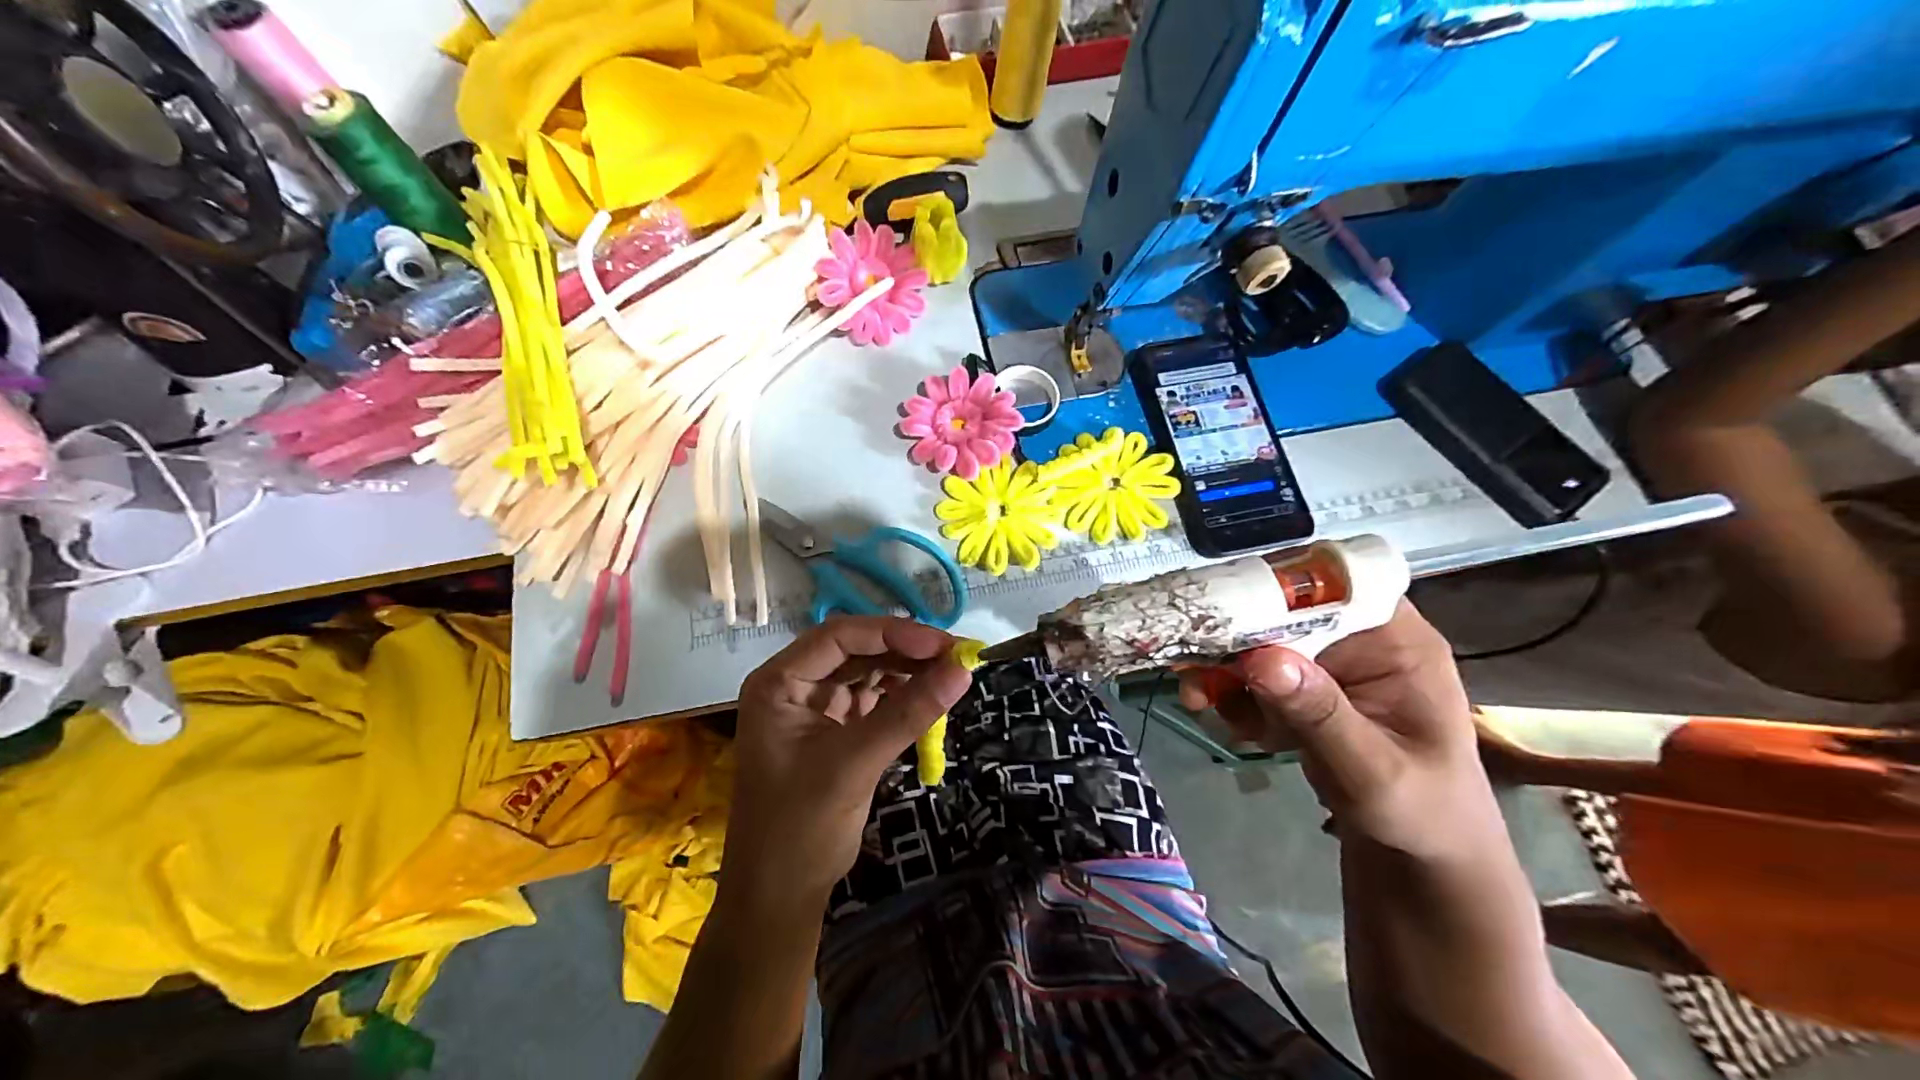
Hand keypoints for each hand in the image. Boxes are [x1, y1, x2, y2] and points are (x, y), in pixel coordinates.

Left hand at [728, 616, 972, 905]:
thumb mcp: (855, 764)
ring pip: (867, 672)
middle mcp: (794, 686)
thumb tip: (962, 669)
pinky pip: (873, 700)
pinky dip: (902, 697)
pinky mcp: (834, 731)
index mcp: (779, 683)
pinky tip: (930, 697)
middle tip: (956, 656)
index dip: (891, 633)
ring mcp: (814, 709)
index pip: (838, 637)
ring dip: (907, 671)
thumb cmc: (801, 827)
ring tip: (951, 673)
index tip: (940, 644)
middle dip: (904, 650)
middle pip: (855, 650)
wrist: (779, 895)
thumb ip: (909, 713)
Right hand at [1178, 600, 1502, 859]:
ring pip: (1261, 642)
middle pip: (1284, 610)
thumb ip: (1319, 714)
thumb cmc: (1422, 814)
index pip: (1336, 584)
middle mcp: (1358, 639)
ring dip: (1226, 670)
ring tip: (1201, 701)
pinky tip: (1239, 727)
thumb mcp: (1373, 771)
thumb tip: (1262, 657)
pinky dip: (1236, 697)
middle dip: (1235, 637)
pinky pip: (1256, 676)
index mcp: (1395, 640)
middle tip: (1192, 666)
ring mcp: (1329, 663)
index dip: (1279, 586)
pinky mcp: (1304, 688)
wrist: (1421, 859)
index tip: (1224, 608)